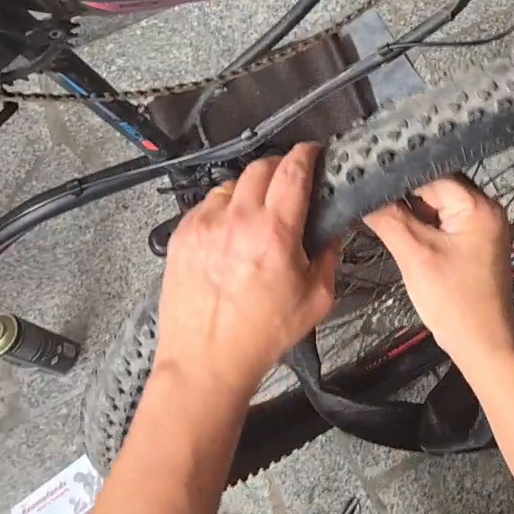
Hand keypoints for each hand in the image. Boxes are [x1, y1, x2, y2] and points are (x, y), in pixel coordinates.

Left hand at [156, 144, 337, 400]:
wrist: (206, 361)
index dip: (307, 153)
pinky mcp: (182, 236)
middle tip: (290, 182)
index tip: (313, 152)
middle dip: (280, 167)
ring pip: (233, 184)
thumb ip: (330, 255)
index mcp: (274, 232)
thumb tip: (331, 230)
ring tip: (258, 215)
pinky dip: (224, 209)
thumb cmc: (260, 335)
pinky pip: (208, 204)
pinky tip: (232, 233)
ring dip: (251, 189)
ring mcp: (204, 225)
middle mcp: (236, 221)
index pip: (293, 169)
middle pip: (261, 166)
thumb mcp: (316, 297)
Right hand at [363, 176, 513, 374]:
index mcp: (479, 206)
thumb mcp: (415, 256)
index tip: (369, 179)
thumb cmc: (452, 301)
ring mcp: (484, 227)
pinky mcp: (477, 243)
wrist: (482, 345)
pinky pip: (446, 223)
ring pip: (440, 207)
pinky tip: (404, 233)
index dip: (400, 179)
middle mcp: (487, 210)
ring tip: (381, 212)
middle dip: (406, 196)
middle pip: (437, 188)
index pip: (433, 176)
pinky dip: (426, 227)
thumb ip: (388, 219)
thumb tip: (362, 193)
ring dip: (414, 213)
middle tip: (371, 197)